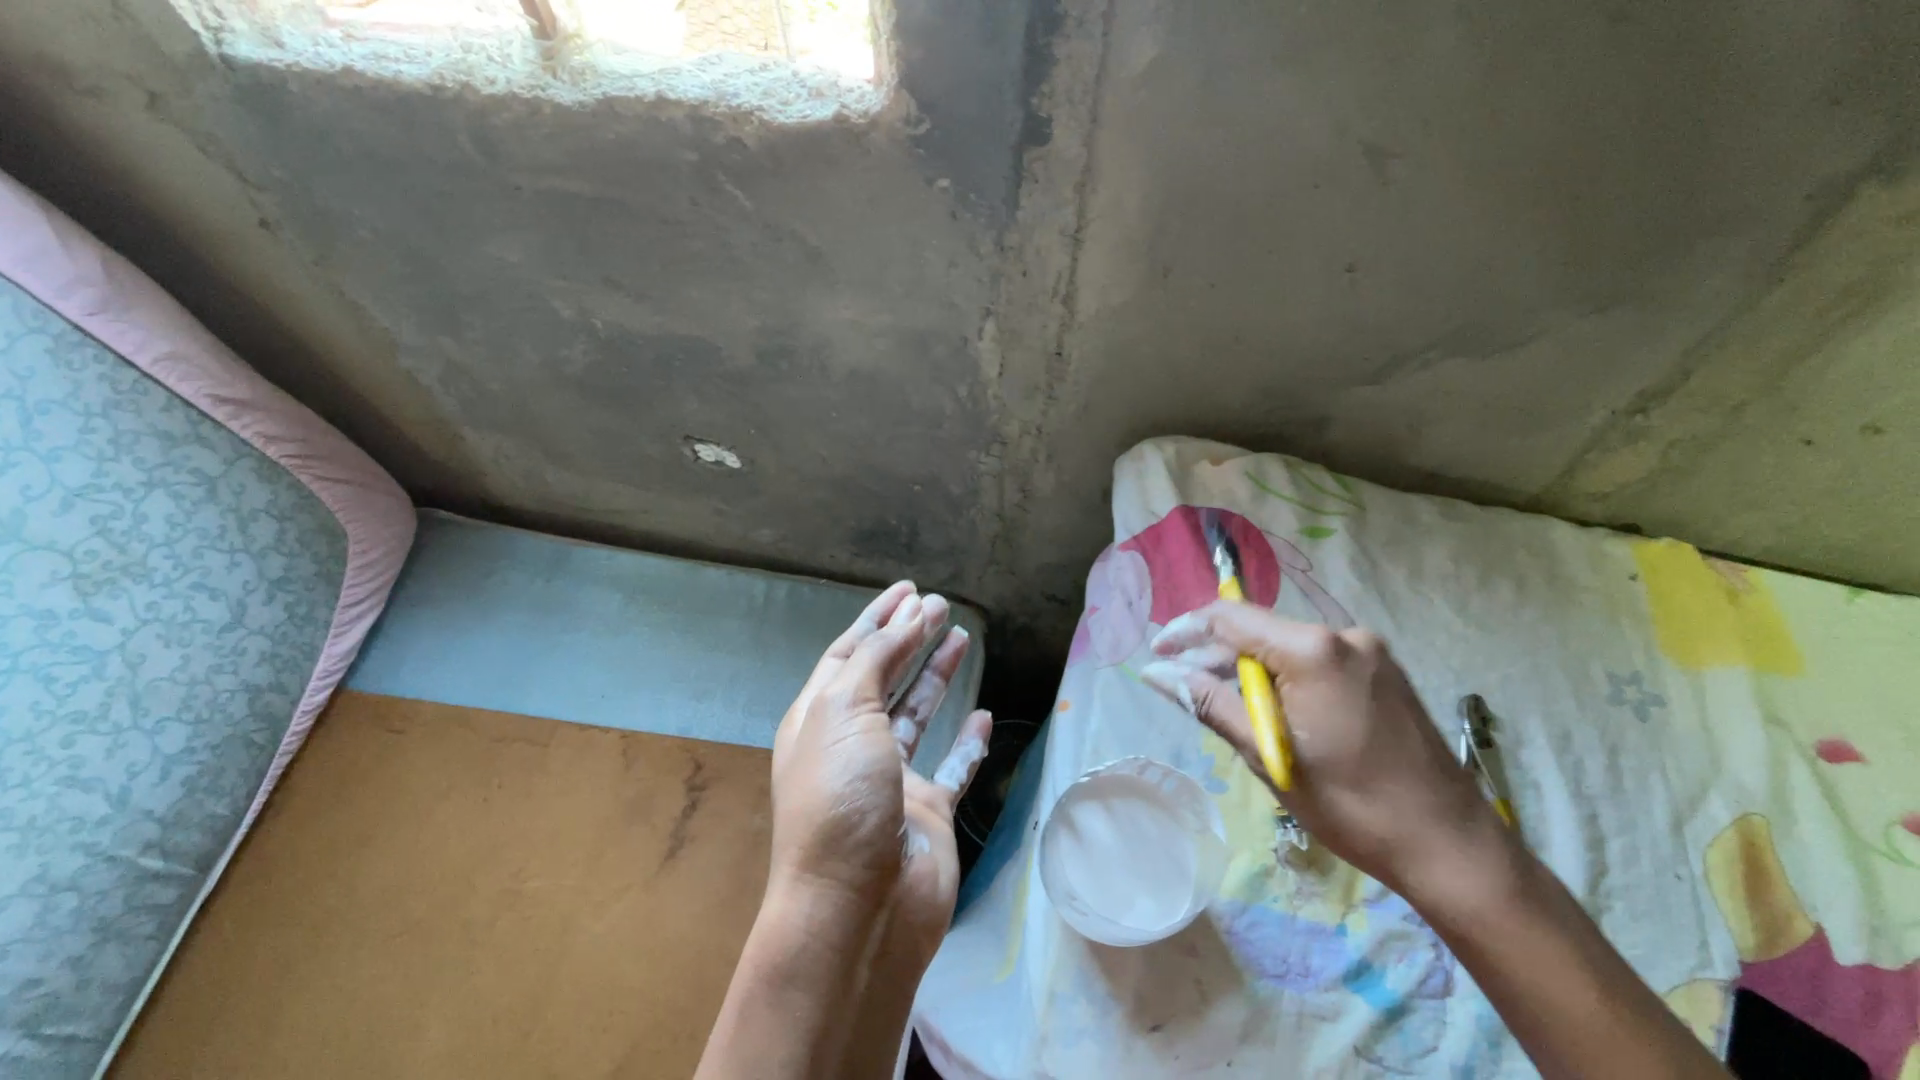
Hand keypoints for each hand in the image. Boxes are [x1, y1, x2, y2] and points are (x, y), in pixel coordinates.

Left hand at [770, 582, 991, 952]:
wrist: (858, 908)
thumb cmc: (840, 799)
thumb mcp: (844, 713)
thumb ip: (875, 660)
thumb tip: (906, 617)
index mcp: (819, 720)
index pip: (849, 654)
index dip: (879, 619)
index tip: (910, 590)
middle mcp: (852, 746)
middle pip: (884, 679)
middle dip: (909, 640)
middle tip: (941, 606)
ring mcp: (891, 782)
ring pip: (917, 717)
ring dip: (936, 678)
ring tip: (962, 638)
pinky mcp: (927, 814)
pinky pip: (951, 771)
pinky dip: (966, 746)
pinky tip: (982, 717)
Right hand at [1140, 601, 1501, 895]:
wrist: (1449, 843)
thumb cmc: (1350, 804)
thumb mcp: (1267, 755)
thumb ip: (1208, 703)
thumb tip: (1156, 673)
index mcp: (1313, 650)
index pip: (1231, 618)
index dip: (1186, 631)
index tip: (1157, 656)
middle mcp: (1344, 636)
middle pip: (1260, 631)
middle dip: (1217, 656)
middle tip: (1185, 691)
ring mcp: (1370, 652)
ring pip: (1288, 648)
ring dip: (1252, 671)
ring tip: (1227, 710)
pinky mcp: (1384, 672)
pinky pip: (1317, 662)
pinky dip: (1286, 680)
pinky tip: (1275, 714)